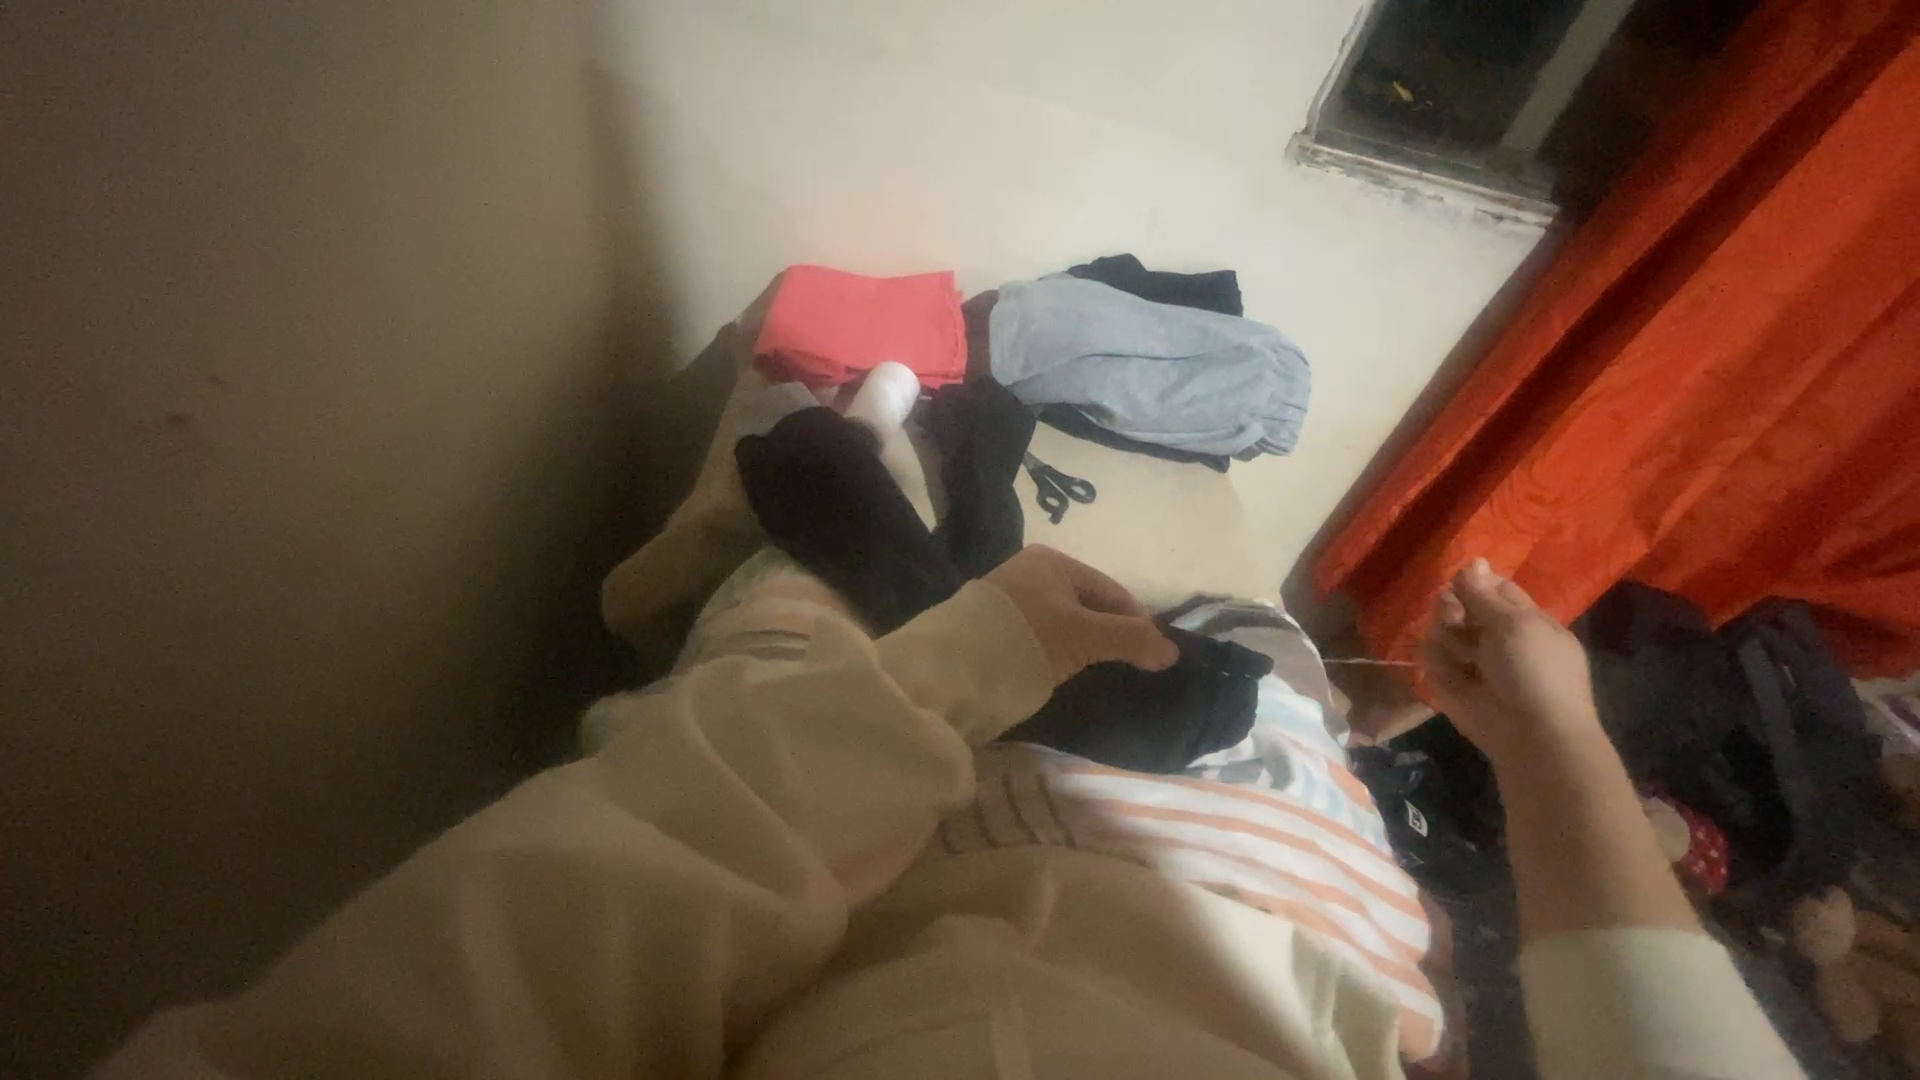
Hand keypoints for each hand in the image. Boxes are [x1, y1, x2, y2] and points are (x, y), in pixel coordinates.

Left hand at [986, 545, 1178, 683]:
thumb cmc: (1029, 638)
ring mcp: (1010, 598)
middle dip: (1110, 632)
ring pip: (1064, 621)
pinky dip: (1059, 649)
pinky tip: (1064, 668)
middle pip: (1087, 604)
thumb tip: (1171, 652)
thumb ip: (1130, 639)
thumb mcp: (1085, 636)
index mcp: (1052, 562)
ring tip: (1097, 669)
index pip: (1109, 589)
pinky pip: (1042, 634)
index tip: (1152, 653)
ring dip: (1084, 643)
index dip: (1136, 620)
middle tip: (1128, 663)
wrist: (957, 666)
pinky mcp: (995, 625)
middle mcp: (1029, 571)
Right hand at [1421, 558, 1604, 770]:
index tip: (1459, 583)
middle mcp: (1496, 636)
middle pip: (1461, 606)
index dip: (1476, 583)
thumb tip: (1473, 560)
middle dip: (1453, 609)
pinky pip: (1431, 657)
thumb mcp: (1515, 624)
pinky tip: (1451, 673)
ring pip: (1441, 629)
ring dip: (1445, 635)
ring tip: (1459, 653)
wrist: (1529, 732)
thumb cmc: (1535, 671)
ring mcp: (1471, 659)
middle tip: (1453, 616)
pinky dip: (1438, 662)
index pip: (1495, 589)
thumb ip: (1485, 594)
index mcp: (1525, 621)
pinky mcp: (1449, 680)